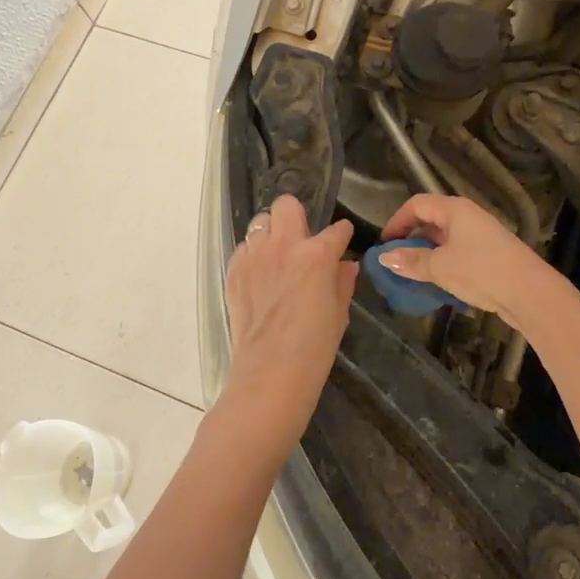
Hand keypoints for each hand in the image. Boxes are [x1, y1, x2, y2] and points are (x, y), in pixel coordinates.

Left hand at [222, 195, 356, 426]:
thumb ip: (343, 281)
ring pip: (260, 222)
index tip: (342, 241)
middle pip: (286, 205)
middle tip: (301, 240)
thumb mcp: (339, 314)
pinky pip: (244, 248)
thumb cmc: (314, 348)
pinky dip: (253, 255)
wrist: (270, 373)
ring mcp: (255, 256)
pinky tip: (260, 277)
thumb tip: (345, 264)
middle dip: (297, 216)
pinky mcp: (234, 270)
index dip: (342, 235)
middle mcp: (284, 246)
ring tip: (277, 257)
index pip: (337, 229)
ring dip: (272, 234)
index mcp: (317, 255)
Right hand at [379, 194, 555, 329]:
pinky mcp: (489, 255)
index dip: (397, 221)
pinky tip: (436, 283)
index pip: (417, 204)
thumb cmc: (481, 271)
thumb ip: (411, 260)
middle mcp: (468, 216)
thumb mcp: (440, 267)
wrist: (530, 292)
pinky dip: (442, 264)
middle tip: (394, 261)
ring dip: (426, 254)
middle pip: (431, 220)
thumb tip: (384, 257)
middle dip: (410, 239)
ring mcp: (480, 236)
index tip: (384, 244)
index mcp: (454, 209)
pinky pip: (457, 253)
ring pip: (444, 239)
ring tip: (411, 274)